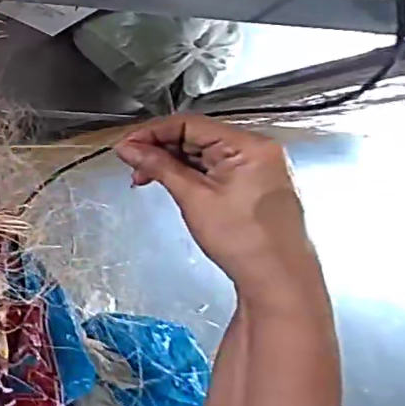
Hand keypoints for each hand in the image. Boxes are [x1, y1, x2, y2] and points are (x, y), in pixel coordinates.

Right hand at [114, 114, 326, 311]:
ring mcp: (257, 168)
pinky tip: (167, 183)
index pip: (187, 124)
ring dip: (167, 162)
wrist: (279, 281)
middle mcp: (258, 152)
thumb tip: (126, 147)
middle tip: (132, 165)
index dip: (150, 133)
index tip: (124, 147)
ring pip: (198, 152)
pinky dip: (184, 173)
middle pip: (192, 136)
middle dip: (157, 149)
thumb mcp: (192, 196)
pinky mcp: (252, 183)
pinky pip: (210, 167)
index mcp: (250, 147)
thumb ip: (156, 164)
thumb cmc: (244, 239)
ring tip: (145, 178)